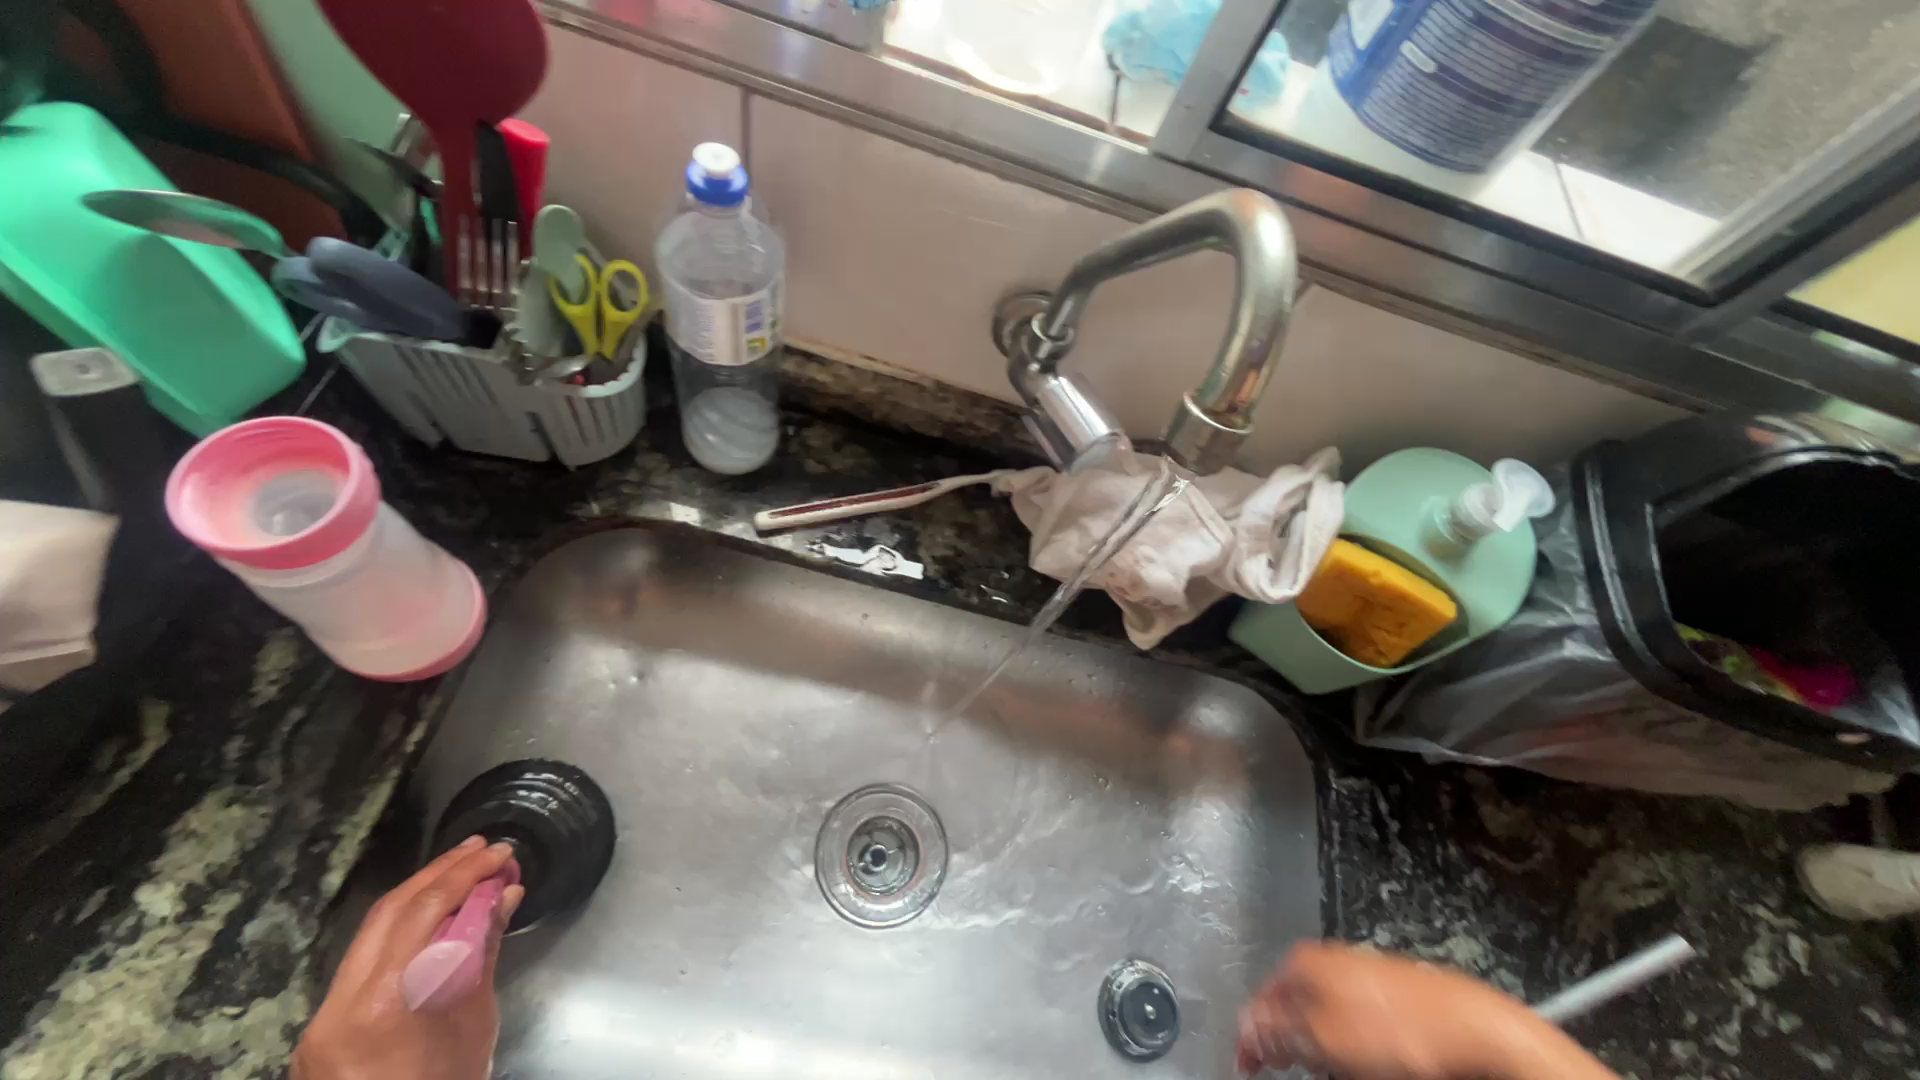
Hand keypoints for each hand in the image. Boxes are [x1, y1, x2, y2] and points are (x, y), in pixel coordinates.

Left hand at [293, 836, 525, 1079]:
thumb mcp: (475, 1020)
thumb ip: (480, 952)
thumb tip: (501, 894)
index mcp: (382, 1003)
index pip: (422, 912)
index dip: (465, 873)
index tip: (501, 854)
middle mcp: (338, 1004)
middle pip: (388, 913)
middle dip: (439, 873)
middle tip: (482, 849)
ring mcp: (322, 1018)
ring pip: (371, 934)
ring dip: (420, 896)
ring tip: (463, 871)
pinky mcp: (322, 1029)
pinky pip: (365, 962)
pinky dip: (402, 931)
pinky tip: (433, 919)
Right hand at [1235, 942, 1618, 1079]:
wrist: (1478, 1034)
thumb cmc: (1400, 1031)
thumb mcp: (1321, 1040)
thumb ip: (1275, 1032)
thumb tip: (1247, 1030)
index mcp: (1303, 962)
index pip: (1259, 1000)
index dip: (1251, 1039)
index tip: (1249, 1067)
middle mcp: (1329, 960)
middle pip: (1293, 1008)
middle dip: (1295, 1044)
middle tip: (1305, 1070)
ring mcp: (1363, 975)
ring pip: (1327, 1019)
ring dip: (1328, 1050)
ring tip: (1347, 1070)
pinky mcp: (1393, 996)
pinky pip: (1359, 1024)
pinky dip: (1358, 1047)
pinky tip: (1377, 1062)